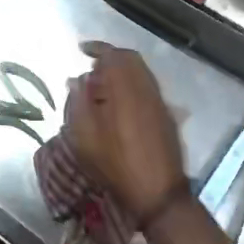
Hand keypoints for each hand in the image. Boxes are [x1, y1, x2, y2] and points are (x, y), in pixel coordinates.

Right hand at [67, 41, 185, 224]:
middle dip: (111, 57)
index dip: (97, 48)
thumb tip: (77, 80)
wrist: (159, 195)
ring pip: (142, 73)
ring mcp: (160, 104)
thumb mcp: (85, 137)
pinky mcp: (167, 117)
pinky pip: (148, 87)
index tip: (82, 49)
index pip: (114, 55)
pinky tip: (120, 104)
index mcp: (125, 90)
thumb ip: (79, 102)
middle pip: (131, 59)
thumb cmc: (116, 165)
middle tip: (92, 67)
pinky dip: (132, 84)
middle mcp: (146, 90)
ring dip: (122, 71)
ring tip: (103, 86)